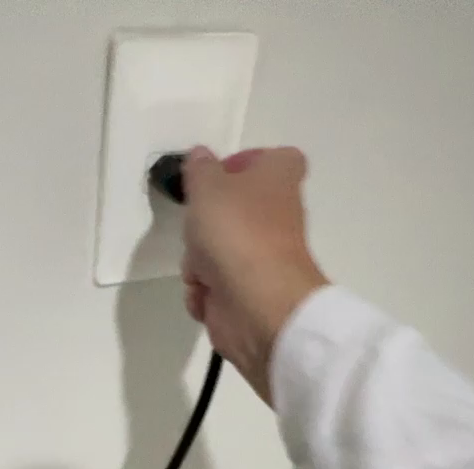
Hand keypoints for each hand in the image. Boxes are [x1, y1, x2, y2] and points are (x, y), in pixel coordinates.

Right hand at [181, 146, 330, 404]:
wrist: (258, 307)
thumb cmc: (237, 234)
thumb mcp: (208, 186)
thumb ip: (199, 169)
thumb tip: (200, 157)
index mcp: (278, 179)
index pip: (273, 159)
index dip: (244, 163)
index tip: (216, 177)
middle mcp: (275, 217)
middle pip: (233, 212)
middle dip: (204, 224)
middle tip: (195, 228)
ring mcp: (261, 260)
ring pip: (216, 252)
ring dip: (197, 263)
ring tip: (201, 271)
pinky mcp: (246, 296)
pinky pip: (214, 288)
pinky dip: (204, 293)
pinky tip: (205, 296)